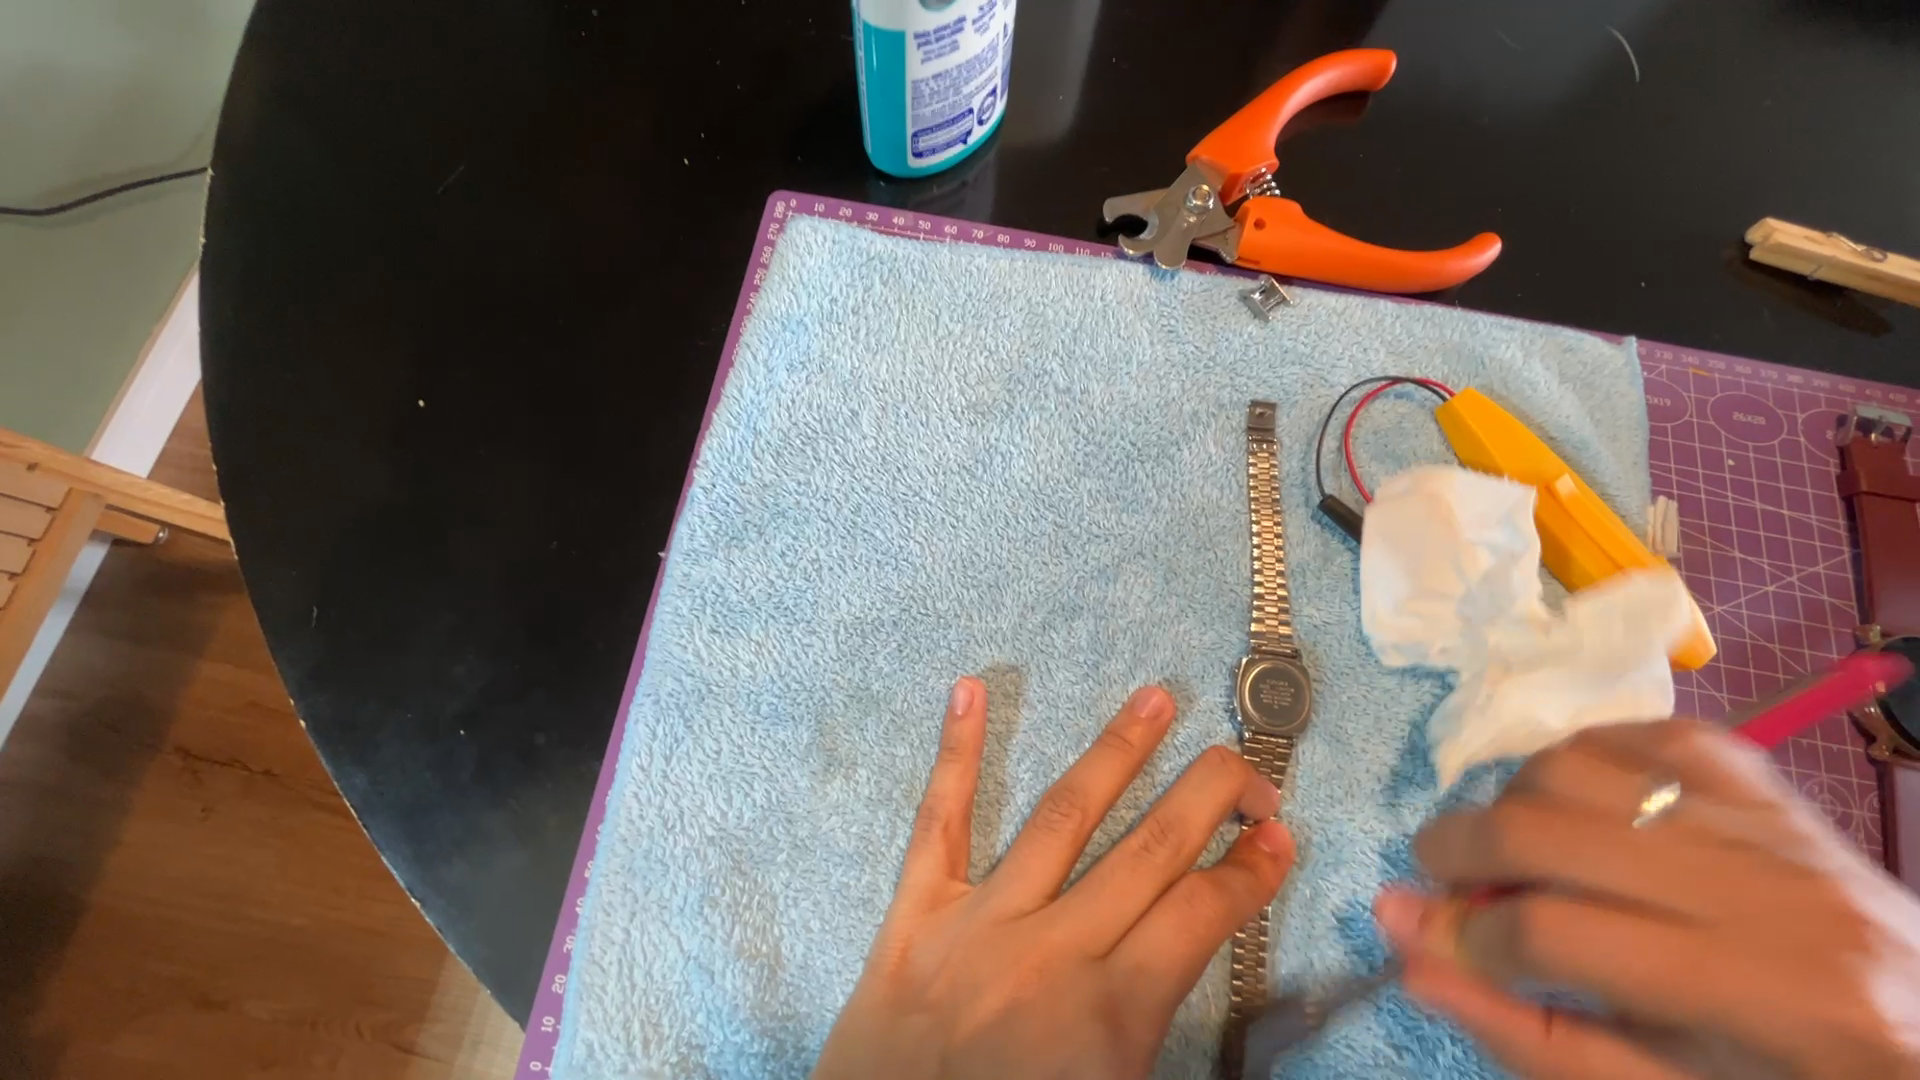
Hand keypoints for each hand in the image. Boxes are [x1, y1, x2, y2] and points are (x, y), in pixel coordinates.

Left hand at [812, 678, 1295, 1079]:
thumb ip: (1159, 1036)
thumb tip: (1198, 966)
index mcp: (1110, 1015)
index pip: (1200, 916)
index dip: (1249, 873)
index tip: (1278, 837)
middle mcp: (1053, 950)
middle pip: (1149, 851)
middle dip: (1207, 797)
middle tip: (1244, 763)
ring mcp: (981, 919)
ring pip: (1063, 815)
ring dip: (1116, 752)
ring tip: (1155, 700)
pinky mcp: (917, 909)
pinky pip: (939, 820)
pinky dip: (955, 752)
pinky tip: (969, 689)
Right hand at [1374, 718, 1919, 1078]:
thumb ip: (1523, 1031)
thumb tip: (1403, 951)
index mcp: (1772, 996)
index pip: (1553, 932)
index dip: (1468, 940)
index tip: (1442, 949)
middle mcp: (1771, 888)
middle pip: (1543, 830)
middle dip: (1456, 853)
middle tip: (1440, 879)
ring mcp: (1768, 818)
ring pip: (1568, 764)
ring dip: (1510, 802)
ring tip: (1515, 849)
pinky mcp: (1763, 780)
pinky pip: (1636, 735)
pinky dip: (1578, 760)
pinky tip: (1574, 808)